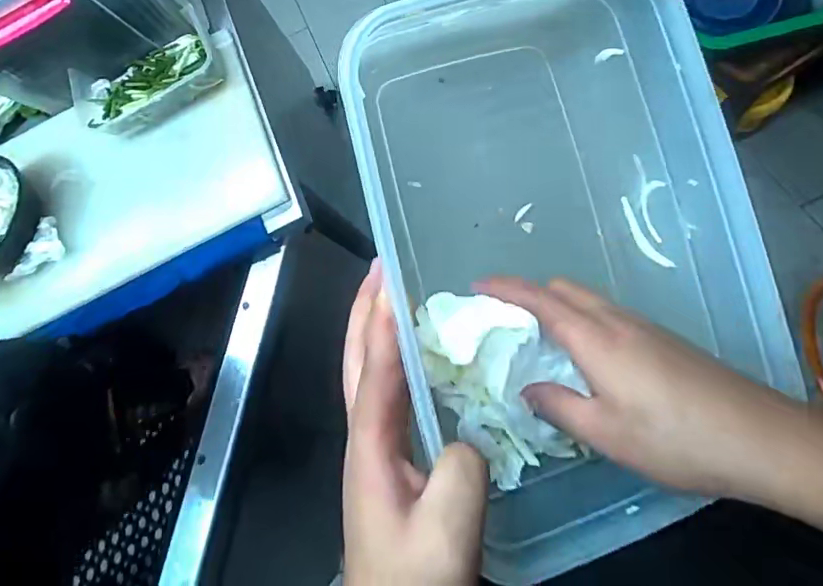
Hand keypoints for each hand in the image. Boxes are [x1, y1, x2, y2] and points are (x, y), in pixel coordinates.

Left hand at [342, 260, 485, 585]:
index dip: (381, 320)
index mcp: (369, 444)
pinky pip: (388, 393)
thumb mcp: (444, 534)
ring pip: (368, 371)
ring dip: (375, 328)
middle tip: (378, 268)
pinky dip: (395, 360)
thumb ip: (460, 475)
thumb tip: (467, 437)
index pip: (374, 368)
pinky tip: (417, 356)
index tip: (389, 276)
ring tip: (395, 294)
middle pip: (355, 358)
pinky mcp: (390, 461)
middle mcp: (364, 435)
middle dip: (363, 309)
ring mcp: (374, 447)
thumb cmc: (413, 580)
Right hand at [477, 276, 822, 503]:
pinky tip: (589, 357)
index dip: (503, 288)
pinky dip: (581, 319)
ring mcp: (642, 326)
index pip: (537, 298)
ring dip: (556, 306)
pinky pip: (606, 313)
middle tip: (506, 320)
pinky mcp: (662, 339)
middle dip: (528, 293)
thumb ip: (559, 407)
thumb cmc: (678, 439)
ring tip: (542, 341)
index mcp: (594, 337)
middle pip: (561, 288)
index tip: (475, 286)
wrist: (765, 439)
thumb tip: (526, 389)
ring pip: (585, 298)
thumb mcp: (609, 434)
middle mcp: (614, 320)